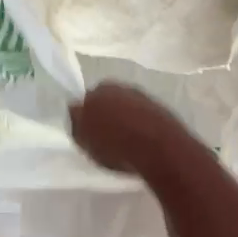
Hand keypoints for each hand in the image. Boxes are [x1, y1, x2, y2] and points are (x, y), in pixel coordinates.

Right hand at [69, 83, 197, 176]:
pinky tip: (140, 143)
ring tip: (124, 144)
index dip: (84, 118)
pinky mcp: (161, 108)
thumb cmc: (115, 146)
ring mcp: (142, 96)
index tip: (87, 135)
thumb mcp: (84, 141)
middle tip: (104, 139)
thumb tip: (76, 112)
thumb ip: (77, 124)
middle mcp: (120, 87)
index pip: (83, 102)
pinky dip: (140, 126)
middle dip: (104, 115)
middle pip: (106, 101)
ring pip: (125, 107)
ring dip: (123, 120)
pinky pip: (143, 117)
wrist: (159, 149)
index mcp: (97, 91)